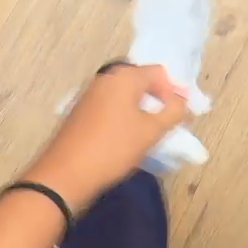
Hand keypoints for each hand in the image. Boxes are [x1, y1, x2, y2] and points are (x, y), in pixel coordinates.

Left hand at [20, 64, 189, 212]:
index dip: (174, 92)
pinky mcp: (82, 110)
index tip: (181, 117)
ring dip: (142, 110)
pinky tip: (128, 138)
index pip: (159, 73)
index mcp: (124, 76)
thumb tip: (182, 102)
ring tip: (151, 134)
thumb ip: (173, 112)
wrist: (65, 174)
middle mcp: (107, 78)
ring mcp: (91, 93)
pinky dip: (125, 116)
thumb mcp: (150, 132)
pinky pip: (112, 106)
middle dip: (159, 101)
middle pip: (142, 82)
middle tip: (168, 125)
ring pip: (126, 95)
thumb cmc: (112, 148)